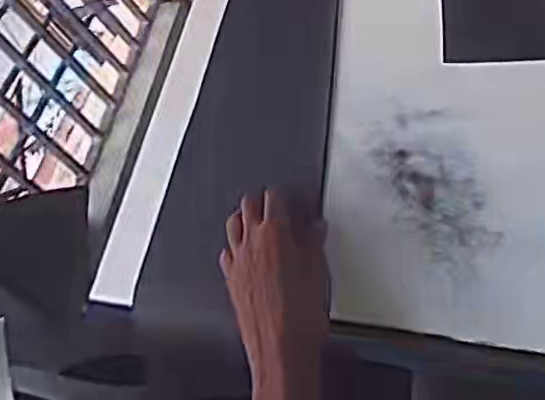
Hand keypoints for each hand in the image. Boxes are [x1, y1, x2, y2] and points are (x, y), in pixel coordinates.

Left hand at [220, 187, 328, 399]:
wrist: (281, 351)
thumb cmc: (300, 317)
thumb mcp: (318, 271)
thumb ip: (314, 242)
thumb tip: (316, 228)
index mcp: (275, 232)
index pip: (275, 196)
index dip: (285, 194)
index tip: (293, 199)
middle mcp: (252, 240)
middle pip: (249, 203)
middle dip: (261, 199)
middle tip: (274, 205)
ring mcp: (239, 259)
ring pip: (233, 223)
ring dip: (244, 218)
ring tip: (255, 222)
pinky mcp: (231, 279)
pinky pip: (227, 252)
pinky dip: (234, 247)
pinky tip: (243, 253)